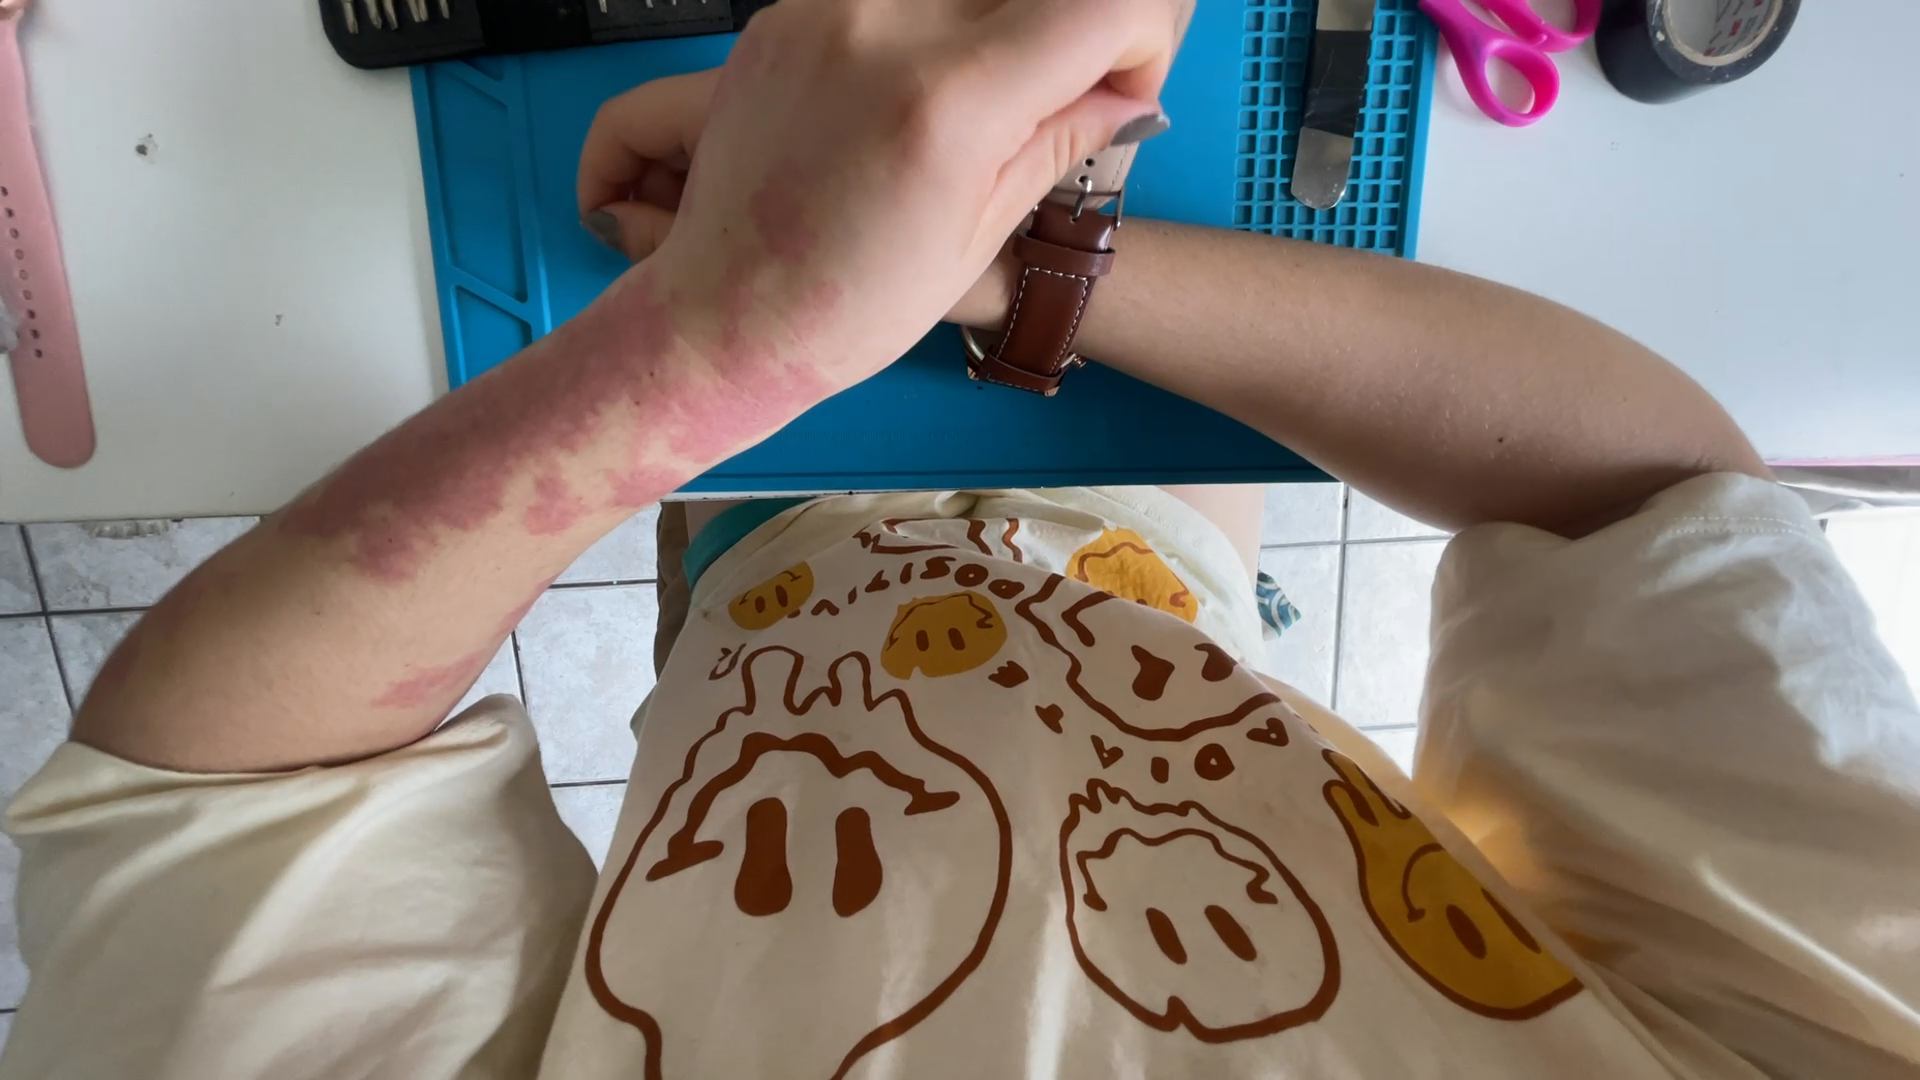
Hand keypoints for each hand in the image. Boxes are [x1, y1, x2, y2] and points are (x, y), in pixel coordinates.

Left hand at [578, 0, 1190, 390]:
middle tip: (1061, 104)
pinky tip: (916, 102)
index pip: (1101, 7)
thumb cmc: (846, 313)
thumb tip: (1126, 96)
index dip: (1141, 43)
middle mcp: (883, 26)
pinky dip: (934, 34)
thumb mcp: (970, 244)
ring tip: (981, 114)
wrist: (724, 315)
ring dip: (1001, 33)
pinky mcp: (786, 11)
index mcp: (947, 106)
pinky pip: (895, 0)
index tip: (1126, 92)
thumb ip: (1053, 146)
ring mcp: (824, 6)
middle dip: (1077, 35)